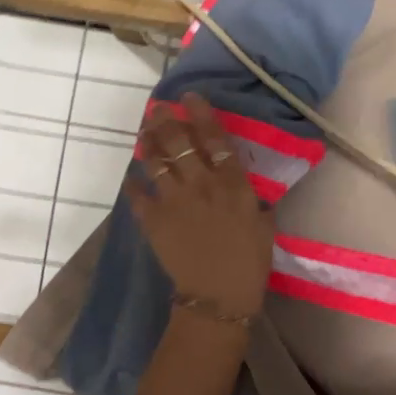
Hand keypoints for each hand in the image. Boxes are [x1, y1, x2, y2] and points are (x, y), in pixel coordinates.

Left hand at [127, 93, 274, 317]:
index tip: (190, 97)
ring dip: (149, 143)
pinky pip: (138, 195)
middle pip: (179, 142)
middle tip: (159, 108)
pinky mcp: (154, 220)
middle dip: (166, 120)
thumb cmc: (250, 263)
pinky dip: (133, 184)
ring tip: (144, 131)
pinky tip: (131, 176)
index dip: (201, 114)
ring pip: (156, 161)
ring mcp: (174, 200)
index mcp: (233, 184)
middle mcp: (201, 184)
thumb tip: (248, 186)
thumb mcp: (264, 224)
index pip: (216, 138)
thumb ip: (255, 199)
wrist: (219, 297)